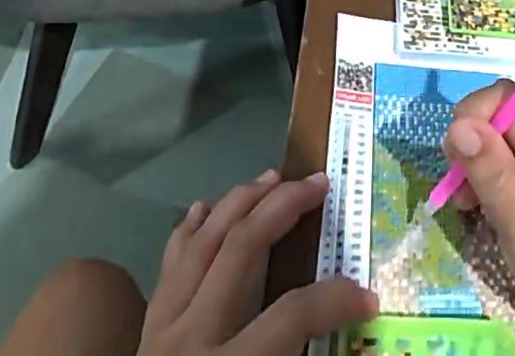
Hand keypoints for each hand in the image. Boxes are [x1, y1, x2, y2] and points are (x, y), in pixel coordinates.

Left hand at [138, 170, 377, 355]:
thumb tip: (356, 339)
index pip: (292, 316)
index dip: (334, 299)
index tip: (368, 296)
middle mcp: (192, 338)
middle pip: (241, 251)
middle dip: (284, 208)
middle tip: (319, 184)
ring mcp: (162, 329)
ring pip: (203, 243)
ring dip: (239, 203)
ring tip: (272, 177)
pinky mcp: (146, 330)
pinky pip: (169, 266)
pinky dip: (188, 232)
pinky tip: (202, 206)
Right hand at [444, 84, 514, 354]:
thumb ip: (491, 173)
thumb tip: (458, 125)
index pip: (504, 98)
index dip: (472, 119)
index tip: (455, 164)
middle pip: (500, 110)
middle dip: (473, 145)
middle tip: (463, 194)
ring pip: (502, 126)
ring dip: (480, 160)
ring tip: (474, 204)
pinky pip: (512, 141)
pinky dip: (493, 165)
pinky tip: (491, 199)